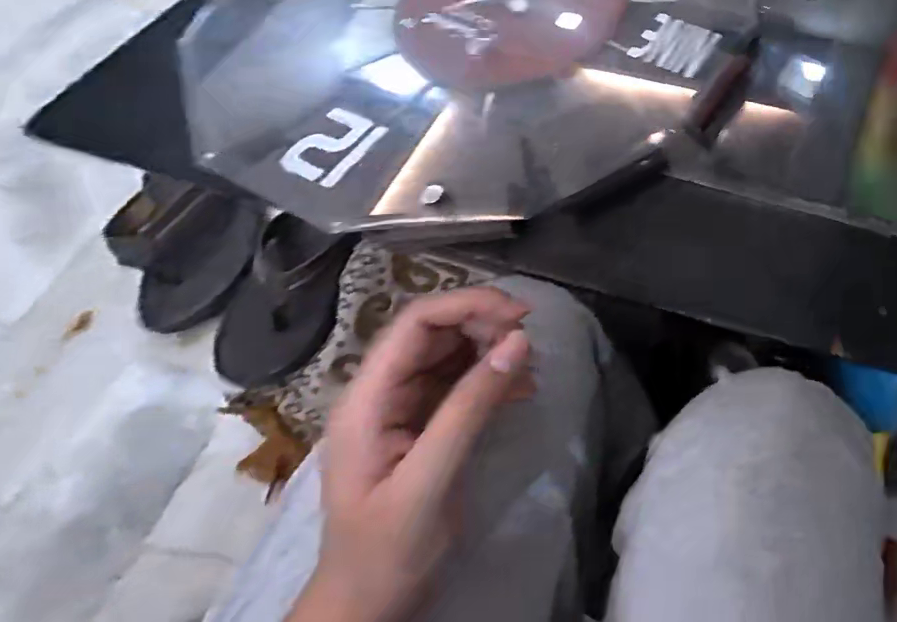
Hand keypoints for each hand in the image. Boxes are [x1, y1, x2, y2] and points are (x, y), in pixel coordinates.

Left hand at [290, 288, 535, 621]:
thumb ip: (470, 407)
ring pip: (453, 347)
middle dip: (487, 324)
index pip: (416, 322)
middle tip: (529, 345)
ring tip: (528, 371)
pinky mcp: (425, 420)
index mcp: (367, 400)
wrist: (369, 608)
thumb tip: (520, 339)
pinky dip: (495, 372)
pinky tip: (520, 389)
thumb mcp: (430, 480)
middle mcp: (382, 392)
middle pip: (437, 328)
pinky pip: (463, 375)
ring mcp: (403, 405)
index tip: (522, 317)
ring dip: (495, 347)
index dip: (469, 305)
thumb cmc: (388, 551)